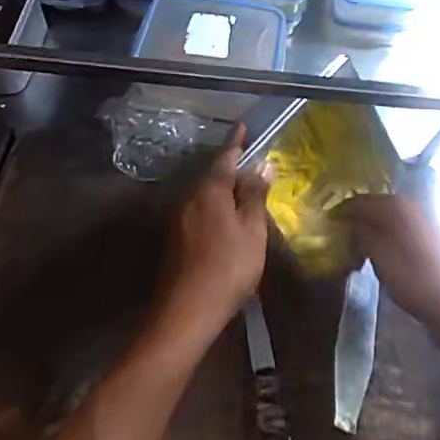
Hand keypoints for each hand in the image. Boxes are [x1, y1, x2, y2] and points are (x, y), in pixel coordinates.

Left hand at [154, 125, 270, 338]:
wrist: (186, 313)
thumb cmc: (227, 267)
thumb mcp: (251, 230)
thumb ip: (255, 195)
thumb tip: (262, 164)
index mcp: (210, 189)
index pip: (226, 156)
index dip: (237, 141)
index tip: (243, 126)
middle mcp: (190, 196)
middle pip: (213, 174)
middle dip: (231, 166)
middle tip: (250, 161)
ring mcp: (180, 218)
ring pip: (205, 194)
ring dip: (222, 190)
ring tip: (242, 191)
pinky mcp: (176, 239)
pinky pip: (199, 211)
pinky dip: (214, 208)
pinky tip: (225, 220)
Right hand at [342, 194, 439, 344]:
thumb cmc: (413, 278)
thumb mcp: (377, 254)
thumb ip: (359, 231)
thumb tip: (347, 220)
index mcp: (396, 203)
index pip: (358, 200)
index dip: (340, 212)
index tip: (326, 225)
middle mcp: (409, 205)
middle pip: (373, 208)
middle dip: (355, 221)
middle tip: (338, 239)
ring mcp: (421, 222)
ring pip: (386, 221)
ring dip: (370, 232)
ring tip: (355, 251)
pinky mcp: (428, 240)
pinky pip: (398, 233)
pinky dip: (384, 240)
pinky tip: (377, 257)